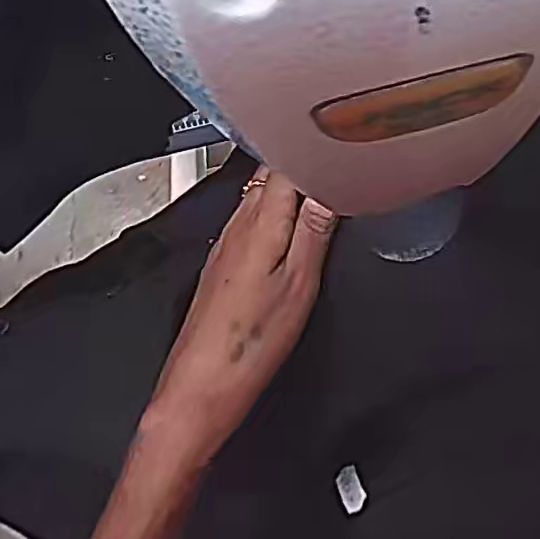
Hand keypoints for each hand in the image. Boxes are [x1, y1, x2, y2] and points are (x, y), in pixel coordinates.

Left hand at [142, 168, 337, 466]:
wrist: (200, 387)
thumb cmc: (248, 344)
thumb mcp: (299, 283)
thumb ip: (316, 228)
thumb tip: (332, 187)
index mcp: (261, 222)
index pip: (287, 162)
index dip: (314, 151)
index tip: (339, 151)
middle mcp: (238, 223)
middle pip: (272, 173)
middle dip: (303, 164)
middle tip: (335, 169)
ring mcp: (228, 240)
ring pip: (260, 193)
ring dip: (289, 187)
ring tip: (320, 193)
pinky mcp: (224, 259)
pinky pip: (252, 216)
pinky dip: (275, 211)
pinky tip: (290, 229)